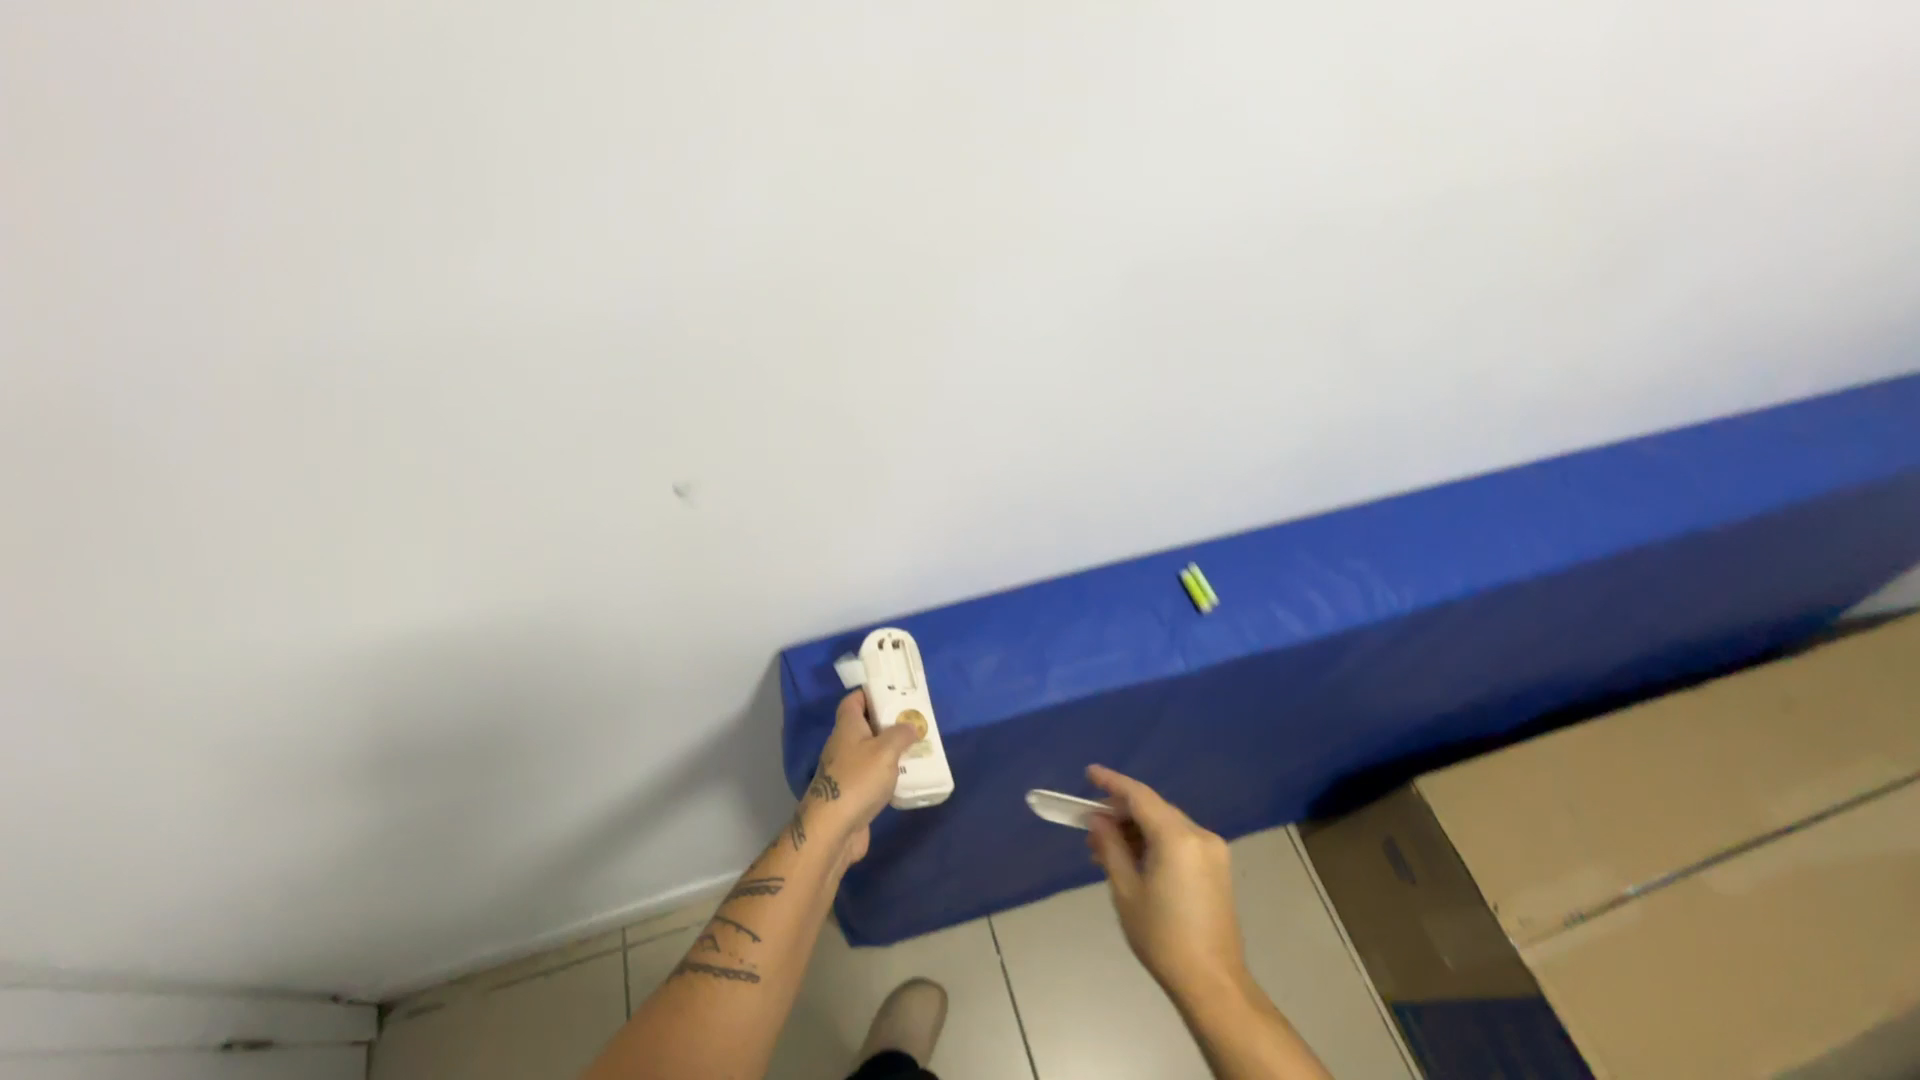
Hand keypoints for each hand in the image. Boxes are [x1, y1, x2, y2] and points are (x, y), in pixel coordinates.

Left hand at [801, 689, 917, 864]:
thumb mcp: (885, 750)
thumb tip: (910, 725)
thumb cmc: (858, 780)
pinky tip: (906, 778)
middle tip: (913, 722)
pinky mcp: (852, 793)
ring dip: (890, 750)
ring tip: (916, 749)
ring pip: (870, 752)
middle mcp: (842, 745)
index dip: (870, 693)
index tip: (893, 694)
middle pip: (864, 726)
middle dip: (888, 723)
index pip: (853, 701)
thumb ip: (900, 734)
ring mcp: (845, 771)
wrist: (833, 829)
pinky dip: (887, 774)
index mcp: (847, 727)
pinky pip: (872, 776)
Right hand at [1084, 765, 1250, 1003]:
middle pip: (1154, 809)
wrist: (1211, 980)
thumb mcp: (1125, 890)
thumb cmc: (1162, 937)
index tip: (1089, 774)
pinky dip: (1155, 842)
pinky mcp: (1217, 867)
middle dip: (1121, 812)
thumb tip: (1098, 820)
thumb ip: (1110, 847)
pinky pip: (1180, 841)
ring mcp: (1213, 851)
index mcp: (1177, 838)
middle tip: (1090, 826)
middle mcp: (1200, 835)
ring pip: (1167, 825)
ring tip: (1105, 850)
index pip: (1140, 796)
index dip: (1112, 783)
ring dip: (1136, 829)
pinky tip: (1132, 860)